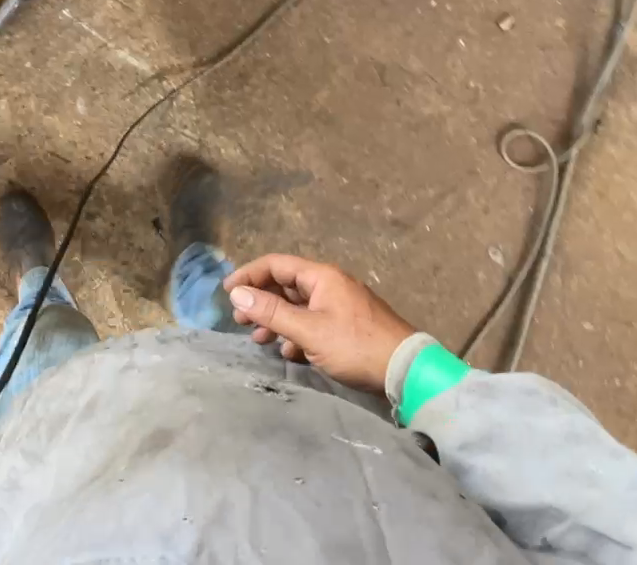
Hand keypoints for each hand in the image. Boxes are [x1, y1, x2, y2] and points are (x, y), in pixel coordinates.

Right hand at [224, 254, 416, 392]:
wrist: (408, 372)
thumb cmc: (355, 346)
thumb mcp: (308, 330)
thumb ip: (271, 311)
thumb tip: (237, 294)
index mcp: (321, 276)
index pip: (275, 264)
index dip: (248, 275)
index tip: (228, 292)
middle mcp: (330, 284)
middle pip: (285, 284)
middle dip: (260, 302)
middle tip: (241, 320)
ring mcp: (340, 304)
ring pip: (297, 305)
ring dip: (276, 320)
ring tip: (260, 339)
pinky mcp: (348, 325)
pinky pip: (312, 321)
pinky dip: (295, 332)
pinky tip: (288, 351)